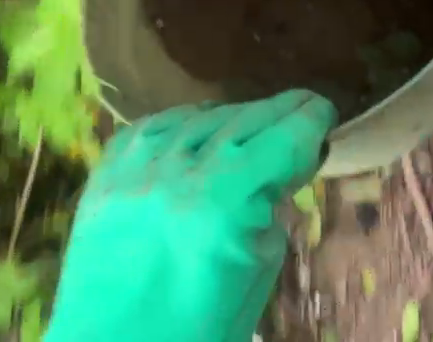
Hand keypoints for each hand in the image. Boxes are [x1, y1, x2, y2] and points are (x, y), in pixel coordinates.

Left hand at [46, 91, 335, 341]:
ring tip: (252, 134)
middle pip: (250, 115)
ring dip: (237, 120)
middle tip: (303, 116)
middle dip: (285, 113)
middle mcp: (181, 172)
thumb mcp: (261, 267)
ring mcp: (136, 171)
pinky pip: (155, 125)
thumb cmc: (200, 331)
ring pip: (205, 114)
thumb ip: (274, 203)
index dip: (316, 118)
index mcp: (228, 200)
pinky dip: (185, 124)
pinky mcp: (104, 179)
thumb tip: (287, 163)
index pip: (288, 133)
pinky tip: (200, 136)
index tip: (328, 117)